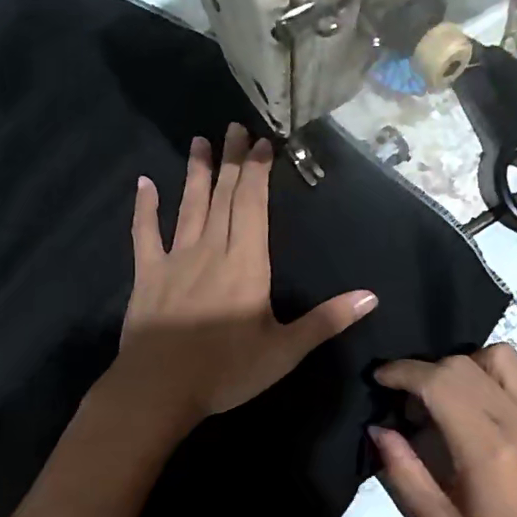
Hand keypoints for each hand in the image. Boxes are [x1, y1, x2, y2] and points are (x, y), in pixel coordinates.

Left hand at [112, 124, 376, 420]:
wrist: (159, 390)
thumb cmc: (228, 370)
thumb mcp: (286, 349)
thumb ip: (327, 320)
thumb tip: (371, 297)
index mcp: (247, 264)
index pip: (253, 206)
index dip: (258, 173)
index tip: (263, 143)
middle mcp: (211, 251)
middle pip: (222, 197)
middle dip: (231, 161)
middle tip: (235, 126)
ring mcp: (175, 260)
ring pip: (188, 207)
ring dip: (195, 174)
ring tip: (199, 141)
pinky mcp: (147, 276)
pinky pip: (145, 235)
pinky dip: (144, 208)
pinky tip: (144, 184)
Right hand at [369, 345, 516, 516]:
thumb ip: (408, 476)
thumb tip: (380, 431)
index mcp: (487, 451)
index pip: (440, 384)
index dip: (404, 372)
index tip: (381, 377)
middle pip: (464, 364)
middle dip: (426, 371)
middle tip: (412, 401)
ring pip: (502, 355)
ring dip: (469, 364)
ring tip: (456, 394)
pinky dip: (516, 368)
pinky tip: (500, 392)